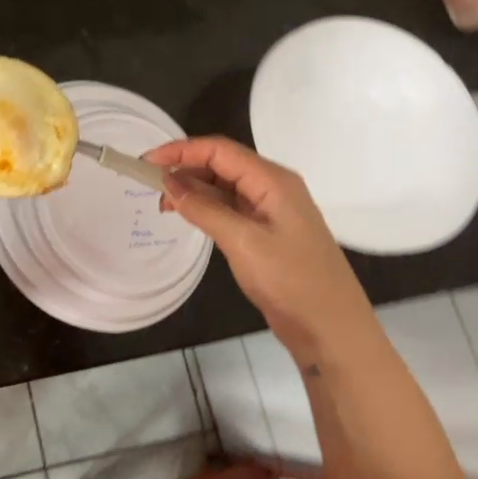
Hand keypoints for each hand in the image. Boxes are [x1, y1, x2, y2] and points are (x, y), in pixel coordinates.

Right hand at [143, 136, 375, 360]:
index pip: (220, 150)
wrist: (331, 328)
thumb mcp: (243, 242)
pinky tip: (188, 217)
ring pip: (223, 185)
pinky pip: (230, 206)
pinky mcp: (266, 231)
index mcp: (273, 181)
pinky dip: (205, 207)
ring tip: (164, 205)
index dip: (181, 150)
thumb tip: (170, 183)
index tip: (146, 163)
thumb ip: (205, 209)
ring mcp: (271, 210)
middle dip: (184, 169)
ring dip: (192, 189)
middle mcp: (273, 187)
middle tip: (150, 188)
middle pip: (221, 163)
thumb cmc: (291, 281)